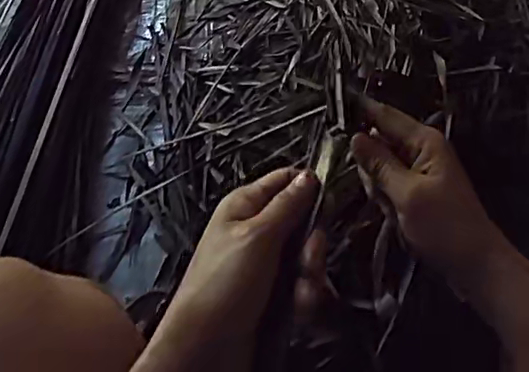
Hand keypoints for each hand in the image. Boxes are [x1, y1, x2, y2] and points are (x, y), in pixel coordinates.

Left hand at [138, 168, 318, 371]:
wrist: (202, 355)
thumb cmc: (223, 285)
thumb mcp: (257, 237)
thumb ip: (288, 205)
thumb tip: (311, 175)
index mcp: (246, 205)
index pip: (285, 179)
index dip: (309, 188)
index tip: (327, 205)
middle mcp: (256, 229)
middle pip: (302, 220)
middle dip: (312, 242)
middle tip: (310, 260)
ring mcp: (264, 263)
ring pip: (304, 255)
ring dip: (311, 274)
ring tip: (302, 294)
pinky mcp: (271, 294)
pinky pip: (299, 284)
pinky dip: (304, 296)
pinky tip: (300, 308)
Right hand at [350, 97, 511, 289]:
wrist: (476, 266)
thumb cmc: (444, 227)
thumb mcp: (407, 195)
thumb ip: (380, 164)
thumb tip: (355, 137)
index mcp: (425, 139)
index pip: (386, 115)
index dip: (361, 111)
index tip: (333, 111)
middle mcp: (422, 147)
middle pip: (381, 142)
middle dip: (372, 166)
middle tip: (379, 192)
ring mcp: (421, 169)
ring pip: (383, 166)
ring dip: (380, 188)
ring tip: (393, 210)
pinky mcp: (418, 189)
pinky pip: (391, 184)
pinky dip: (388, 200)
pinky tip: (397, 217)